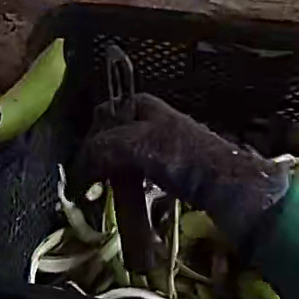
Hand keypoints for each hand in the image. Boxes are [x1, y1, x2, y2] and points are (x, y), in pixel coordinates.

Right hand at [78, 94, 288, 245]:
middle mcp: (148, 118)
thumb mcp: (135, 144)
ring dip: (110, 172)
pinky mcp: (166, 165)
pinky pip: (135, 171)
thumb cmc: (180, 155)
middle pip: (110, 136)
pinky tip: (123, 194)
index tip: (82, 166)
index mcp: (140, 104)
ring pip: (122, 155)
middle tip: (88, 181)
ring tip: (101, 191)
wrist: (222, 181)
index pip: (101, 117)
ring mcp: (158, 142)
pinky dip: (126, 182)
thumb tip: (76, 171)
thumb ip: (102, 148)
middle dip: (98, 157)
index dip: (89, 139)